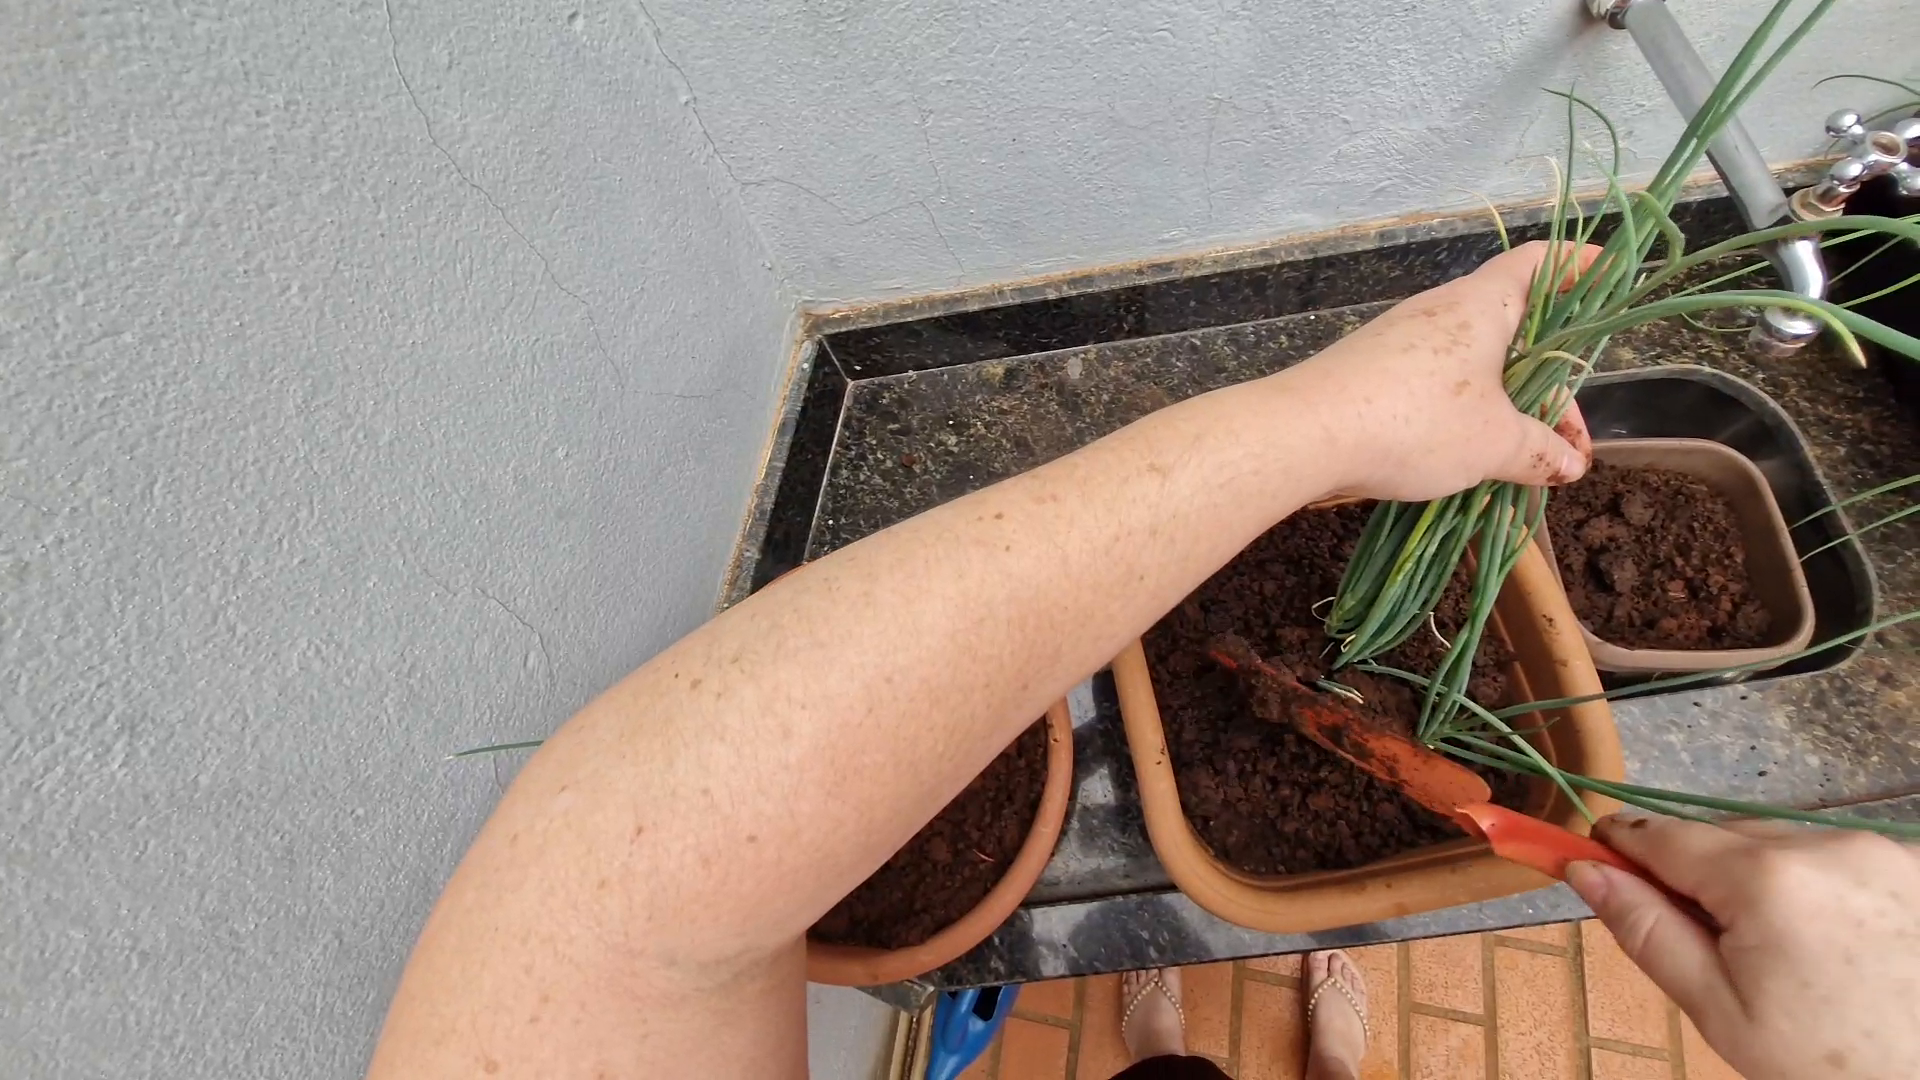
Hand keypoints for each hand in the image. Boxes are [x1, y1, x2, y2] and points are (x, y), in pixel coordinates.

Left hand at [1272, 241, 1595, 502]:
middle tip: (1560, 441)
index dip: (1578, 267)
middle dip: (1543, 384)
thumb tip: (1568, 465)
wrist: (1298, 435)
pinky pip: (1419, 388)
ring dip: (1494, 409)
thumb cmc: (1410, 422)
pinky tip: (1450, 458)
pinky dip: (1446, 416)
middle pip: (1507, 333)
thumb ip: (1537, 451)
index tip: (1608, 277)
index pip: (1540, 262)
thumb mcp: (1491, 444)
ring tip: (1510, 461)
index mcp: (1479, 305)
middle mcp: (1432, 314)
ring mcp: (1388, 345)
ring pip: (1461, 367)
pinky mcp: (1357, 376)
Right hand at [1567, 815, 1919, 1079]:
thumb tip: (1580, 868)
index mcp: (1765, 877)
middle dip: (1694, 874)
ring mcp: (1882, 854)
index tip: (1593, 865)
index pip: (1652, 833)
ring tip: (1780, 947)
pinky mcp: (1915, 868)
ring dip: (1751, 876)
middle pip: (1712, 835)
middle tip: (1709, 940)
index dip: (1616, 848)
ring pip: (1767, 841)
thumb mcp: (1722, 1011)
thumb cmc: (1837, 1066)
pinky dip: (1807, 883)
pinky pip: (1823, 856)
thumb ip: (1644, 929)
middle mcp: (1824, 845)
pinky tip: (1832, 940)